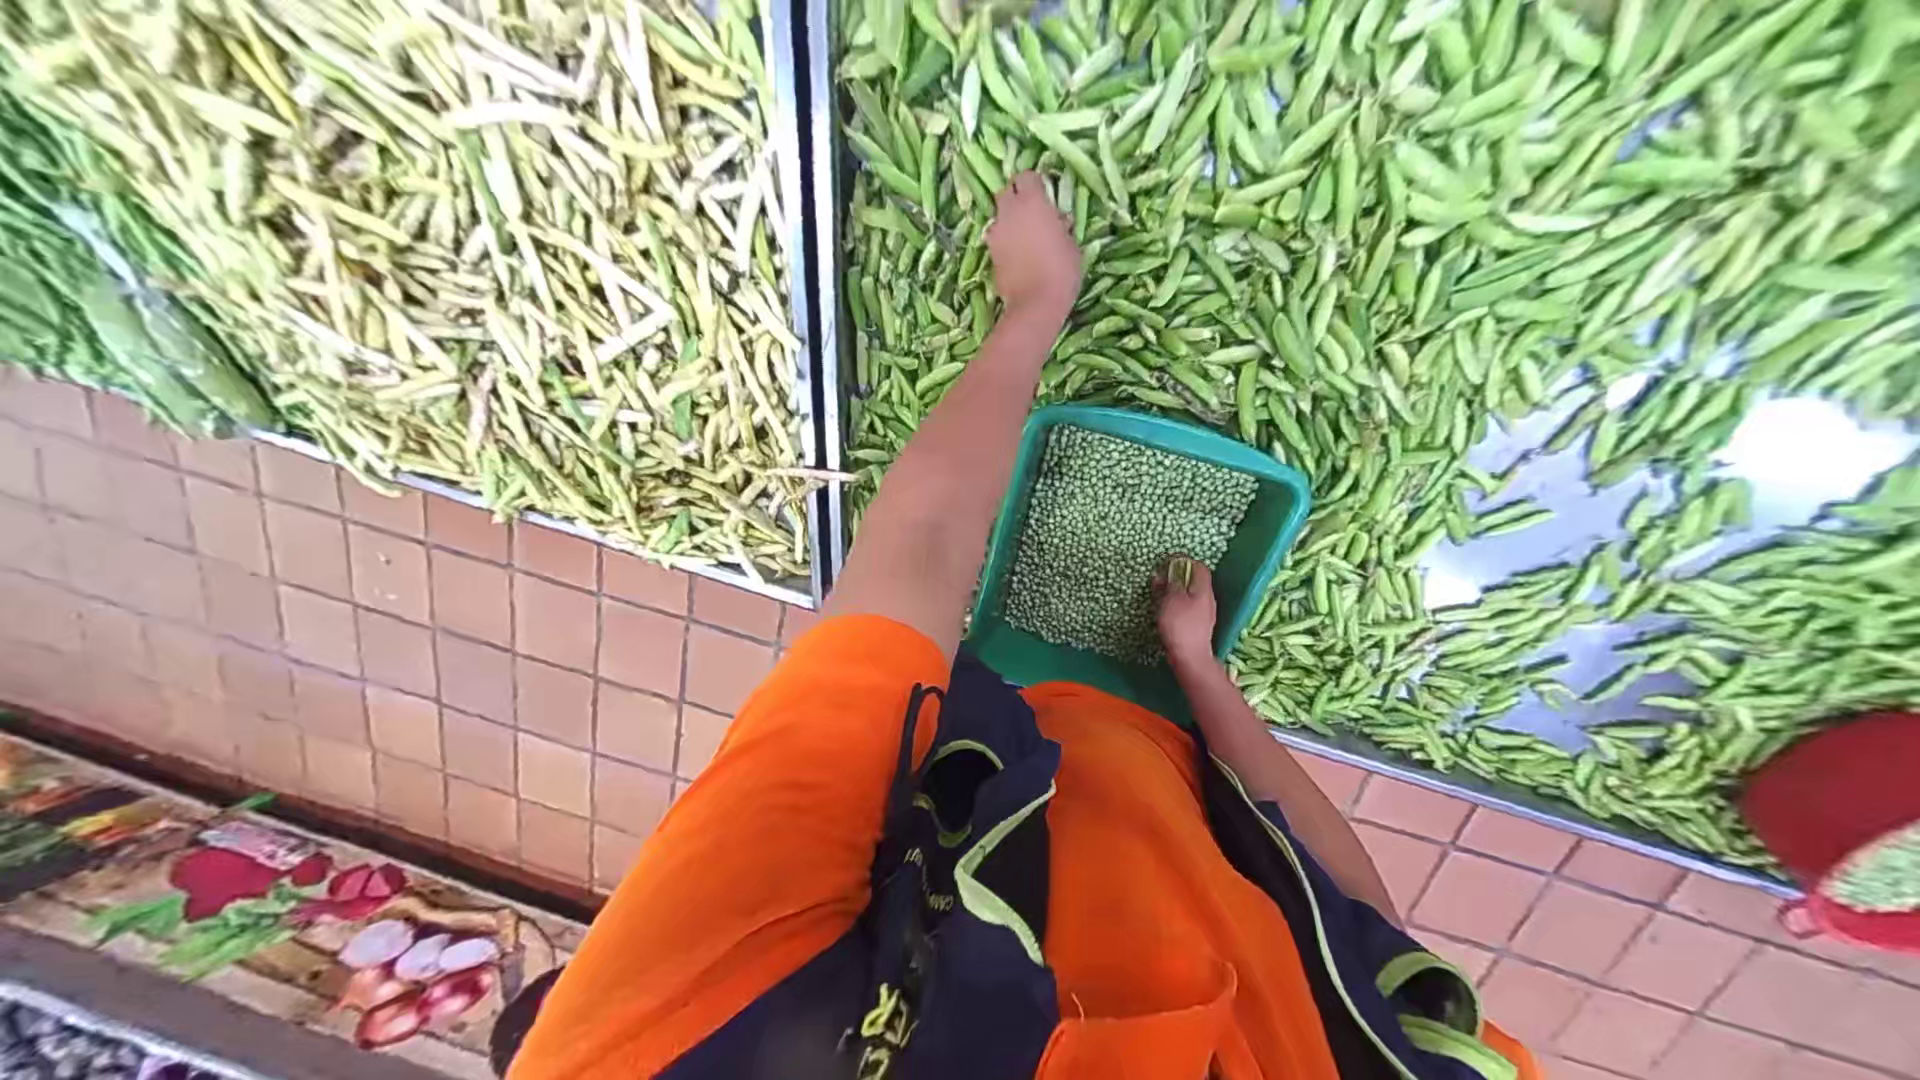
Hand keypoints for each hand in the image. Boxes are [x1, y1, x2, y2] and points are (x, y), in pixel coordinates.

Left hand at [986, 171, 1081, 321]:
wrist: (1035, 304)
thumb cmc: (1061, 271)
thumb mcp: (1072, 244)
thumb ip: (1061, 226)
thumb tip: (1058, 220)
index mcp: (1032, 202)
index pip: (1027, 176)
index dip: (1035, 184)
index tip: (1045, 195)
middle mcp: (1009, 212)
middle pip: (1006, 191)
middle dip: (1017, 196)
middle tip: (1032, 211)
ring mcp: (996, 234)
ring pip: (999, 216)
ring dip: (1009, 220)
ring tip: (1024, 235)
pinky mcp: (990, 254)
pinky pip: (996, 239)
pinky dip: (1004, 241)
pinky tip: (1017, 254)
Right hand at [1154, 555, 1216, 663]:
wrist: (1190, 657)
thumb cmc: (1180, 625)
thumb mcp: (1171, 599)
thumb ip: (1171, 582)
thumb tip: (1170, 569)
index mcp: (1203, 589)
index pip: (1198, 567)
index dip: (1183, 561)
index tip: (1167, 563)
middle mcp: (1207, 599)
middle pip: (1194, 580)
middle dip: (1177, 576)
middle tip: (1160, 579)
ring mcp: (1204, 613)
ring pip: (1190, 594)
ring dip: (1175, 590)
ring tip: (1159, 593)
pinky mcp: (1198, 625)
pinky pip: (1188, 606)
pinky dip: (1176, 603)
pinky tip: (1166, 610)